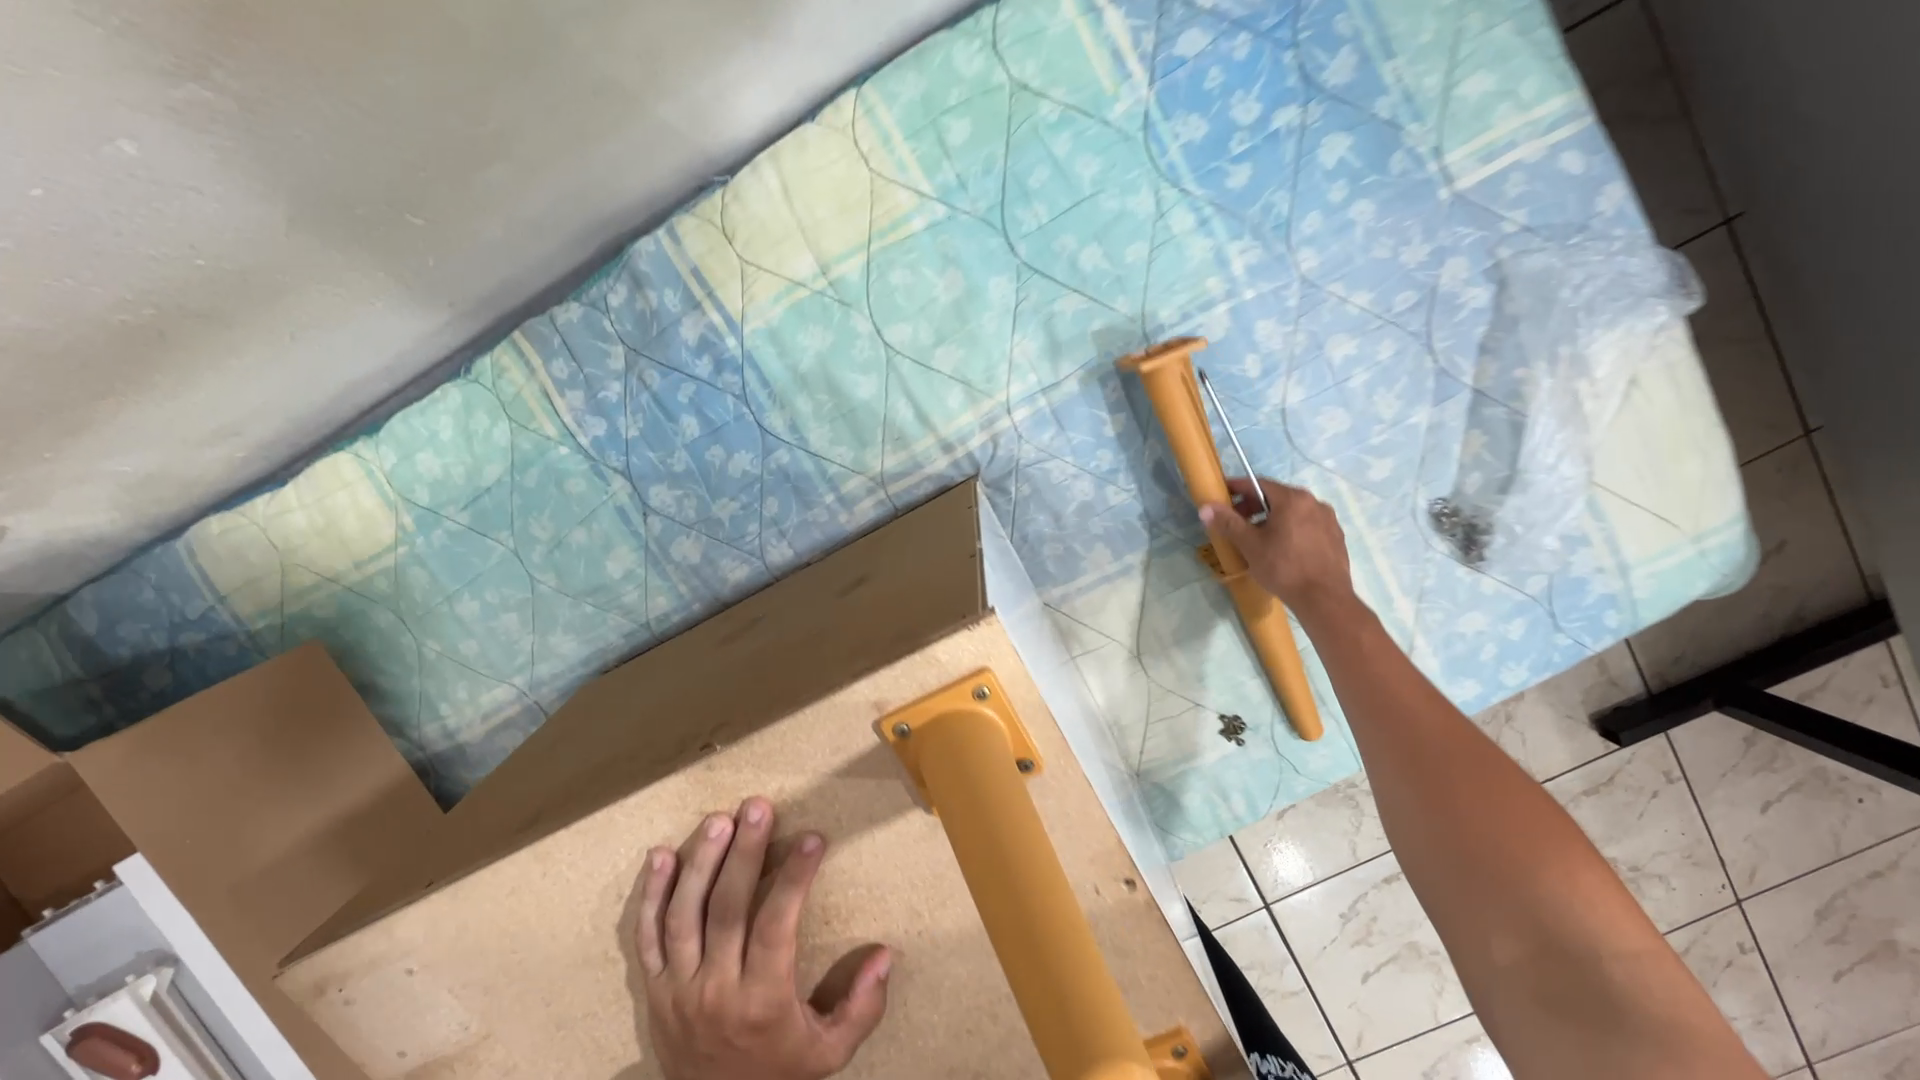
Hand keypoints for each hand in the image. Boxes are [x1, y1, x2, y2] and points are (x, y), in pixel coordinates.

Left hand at [636, 797, 891, 1079]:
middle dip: (744, 853)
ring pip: (684, 914)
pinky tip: (661, 855)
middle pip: (726, 908)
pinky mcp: (652, 991)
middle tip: (757, 807)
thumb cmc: (778, 1077)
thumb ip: (862, 1006)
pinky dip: (652, 895)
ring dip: (701, 862)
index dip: (794, 878)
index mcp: (761, 1001)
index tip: (813, 838)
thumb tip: (886, 954)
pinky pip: (647, 937)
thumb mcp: (830, 1053)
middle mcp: (715, 990)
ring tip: (718, 820)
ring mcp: (677, 989)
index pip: (776, 925)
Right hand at [1199, 476, 1354, 617]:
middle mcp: (1314, 502)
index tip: (1223, 494)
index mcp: (1292, 499)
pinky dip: (1292, 529)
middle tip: (1238, 522)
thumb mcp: (1250, 545)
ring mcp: (1328, 520)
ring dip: (1273, 518)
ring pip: (1294, 512)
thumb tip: (1206, 507)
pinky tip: (1284, 549)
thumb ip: (1228, 523)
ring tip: (1260, 538)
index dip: (1238, 488)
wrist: (1324, 598)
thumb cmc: (1283, 568)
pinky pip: (1308, 525)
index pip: (1259, 484)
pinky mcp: (1336, 537)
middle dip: (1255, 506)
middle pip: (1278, 497)